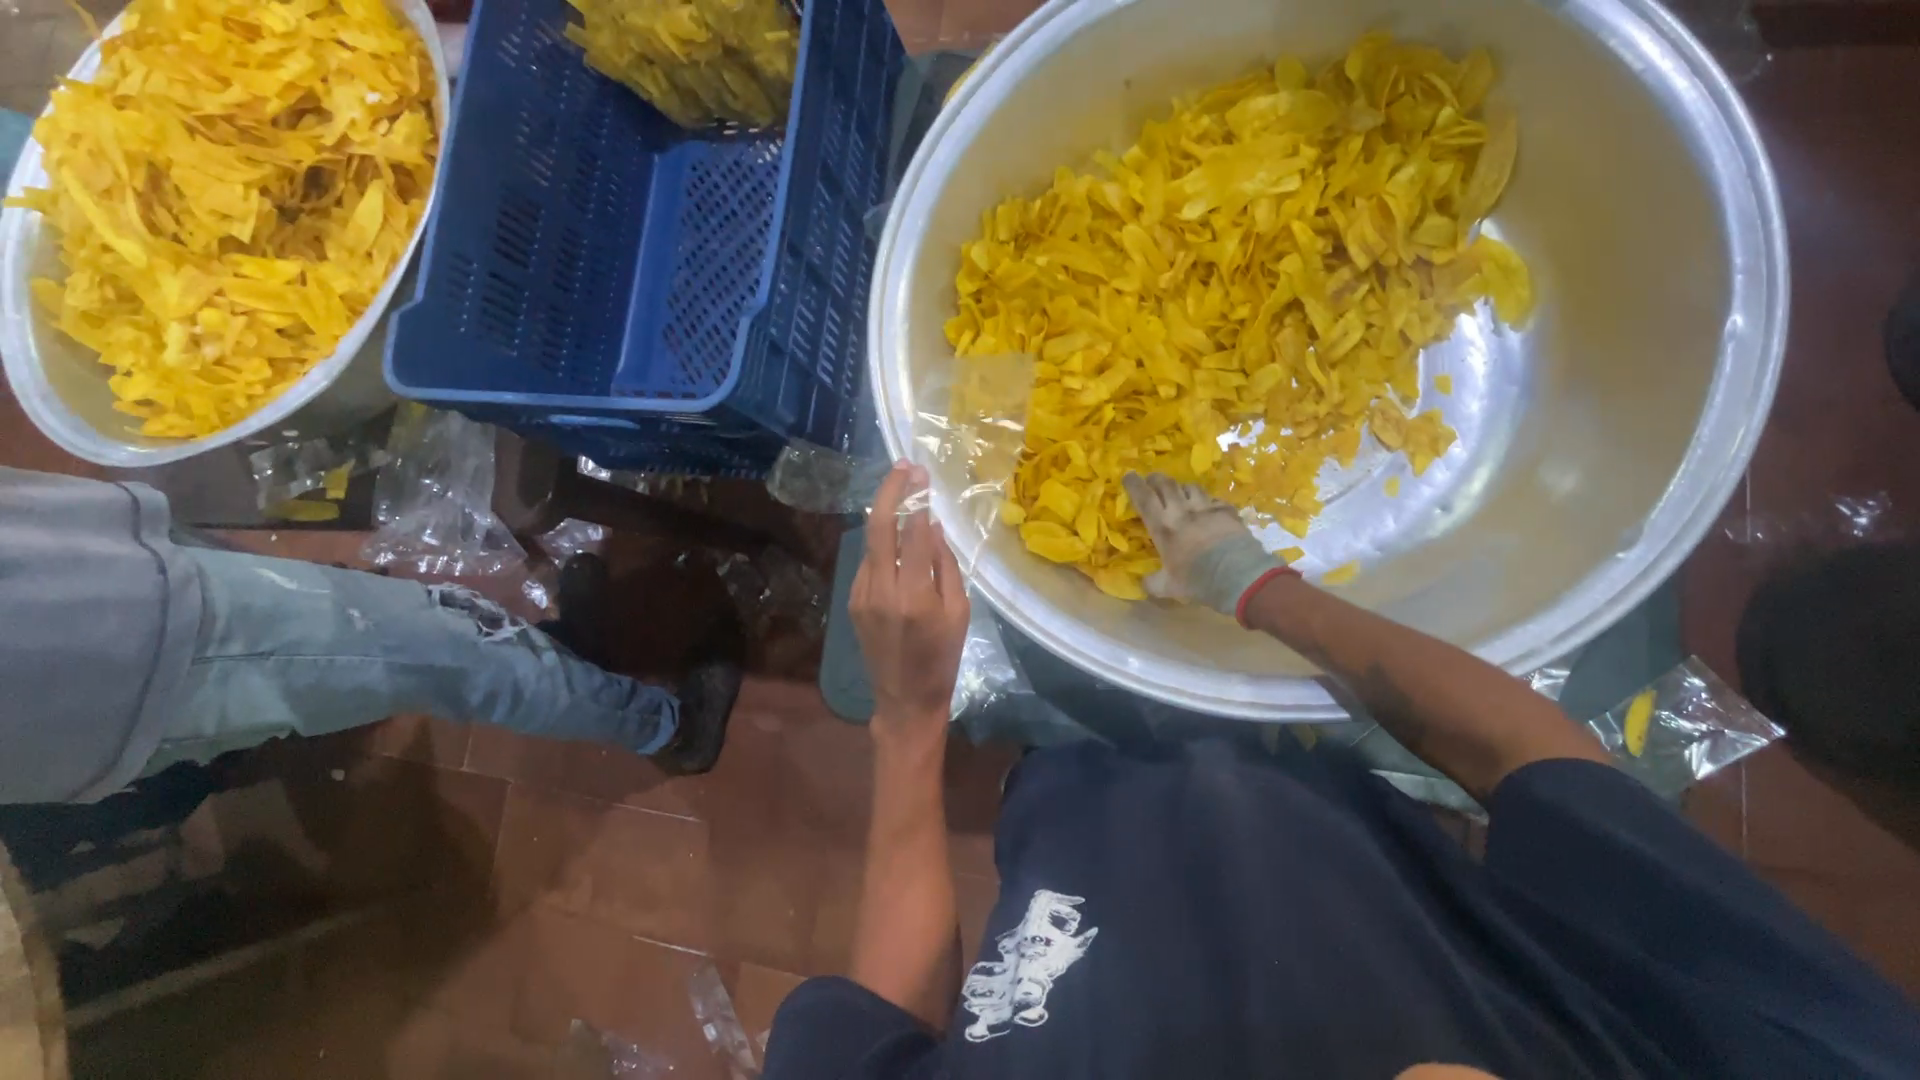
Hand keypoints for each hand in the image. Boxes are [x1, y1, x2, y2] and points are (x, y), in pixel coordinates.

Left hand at [852, 462, 970, 749]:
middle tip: (905, 467)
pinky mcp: (852, 601)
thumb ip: (946, 566)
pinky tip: (897, 544)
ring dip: (886, 517)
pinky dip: (882, 546)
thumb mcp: (959, 612)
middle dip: (890, 490)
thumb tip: (932, 526)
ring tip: (905, 498)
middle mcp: (881, 590)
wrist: (905, 698)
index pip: (912, 532)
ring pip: (870, 542)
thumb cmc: (943, 658)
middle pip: (878, 525)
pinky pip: (868, 562)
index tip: (923, 475)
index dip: (918, 498)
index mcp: (914, 595)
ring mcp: (861, 595)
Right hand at [1120, 471, 1293, 623]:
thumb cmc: (1199, 581)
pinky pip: (1213, 499)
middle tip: (1152, 480)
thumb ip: (1153, 583)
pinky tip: (1208, 508)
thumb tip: (1143, 583)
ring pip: (1190, 487)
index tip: (1128, 475)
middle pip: (1166, 484)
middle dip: (1156, 479)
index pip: (1144, 497)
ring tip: (1180, 493)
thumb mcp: (1169, 588)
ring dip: (1182, 487)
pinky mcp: (1227, 511)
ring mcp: (1206, 508)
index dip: (1134, 484)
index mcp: (1163, 527)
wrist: (1239, 575)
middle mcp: (1182, 511)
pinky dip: (1207, 501)